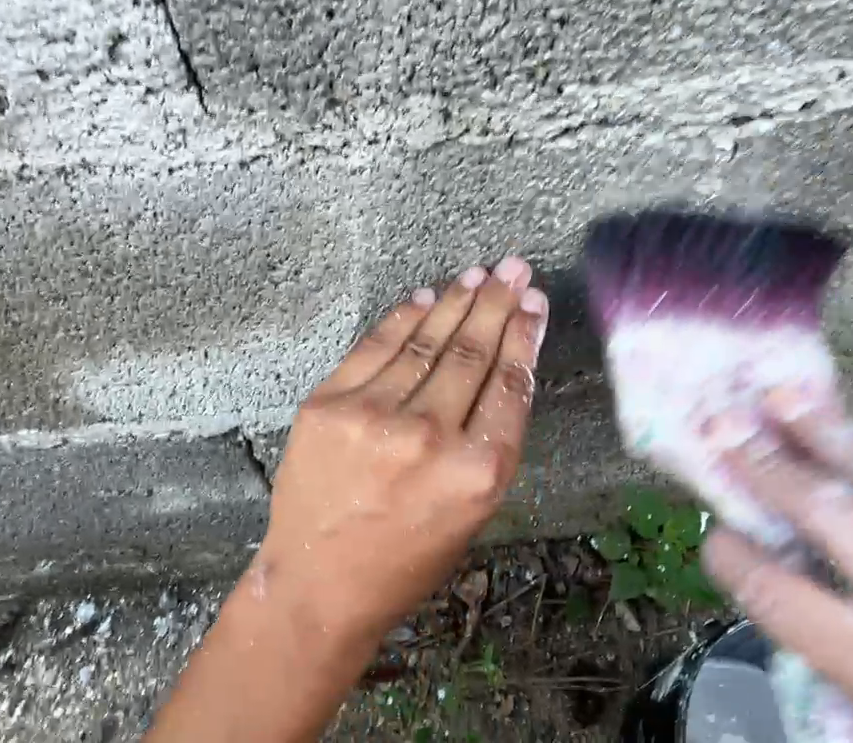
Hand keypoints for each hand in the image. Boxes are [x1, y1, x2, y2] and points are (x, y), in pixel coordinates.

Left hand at [246, 256, 548, 643]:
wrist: (319, 584)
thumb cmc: (406, 558)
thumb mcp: (473, 513)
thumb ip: (490, 442)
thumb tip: (504, 368)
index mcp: (478, 473)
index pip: (510, 383)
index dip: (525, 334)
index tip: (534, 302)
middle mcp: (430, 437)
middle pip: (473, 352)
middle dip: (498, 303)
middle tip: (514, 268)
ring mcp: (374, 415)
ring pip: (427, 341)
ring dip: (456, 301)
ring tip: (479, 274)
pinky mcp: (329, 403)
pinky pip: (376, 346)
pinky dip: (404, 316)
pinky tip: (427, 297)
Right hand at [700, 387, 852, 742]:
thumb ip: (805, 612)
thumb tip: (751, 526)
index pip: (786, 595)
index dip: (738, 557)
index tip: (713, 534)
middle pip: (837, 517)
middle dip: (772, 467)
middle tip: (724, 427)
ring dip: (819, 435)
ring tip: (777, 397)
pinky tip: (828, 421)